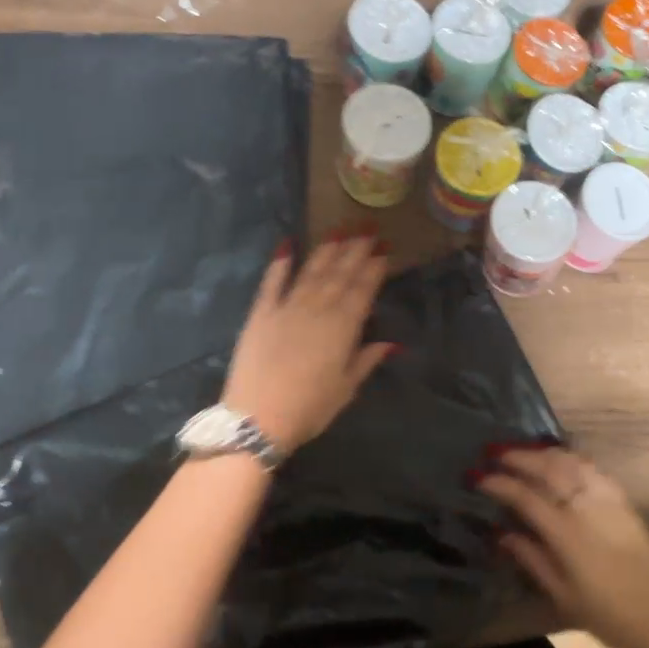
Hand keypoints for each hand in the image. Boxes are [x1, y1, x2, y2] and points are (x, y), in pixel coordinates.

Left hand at [222, 233, 393, 451]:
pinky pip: (272, 282)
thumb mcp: (345, 389)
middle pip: (340, 273)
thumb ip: (366, 360)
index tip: (384, 247)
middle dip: (355, 249)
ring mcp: (287, 308)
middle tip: (367, 227)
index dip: (375, 267)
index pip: (363, 289)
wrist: (256, 420)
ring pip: (311, 271)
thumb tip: (391, 342)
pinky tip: (287, 244)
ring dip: (327, 250)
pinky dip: (280, 262)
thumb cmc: (308, 409)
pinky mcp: (260, 314)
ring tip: (340, 230)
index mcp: (344, 327)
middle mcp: (318, 309)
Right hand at [477, 448, 648, 647]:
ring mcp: (606, 498)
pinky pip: (592, 467)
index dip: (500, 484)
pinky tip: (561, 460)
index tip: (479, 477)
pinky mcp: (622, 499)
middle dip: (519, 458)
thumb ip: (531, 558)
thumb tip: (502, 534)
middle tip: (496, 455)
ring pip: (571, 461)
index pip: (525, 497)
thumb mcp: (561, 594)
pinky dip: (571, 458)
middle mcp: (585, 506)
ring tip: (524, 452)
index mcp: (565, 532)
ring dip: (544, 453)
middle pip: (548, 468)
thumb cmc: (605, 613)